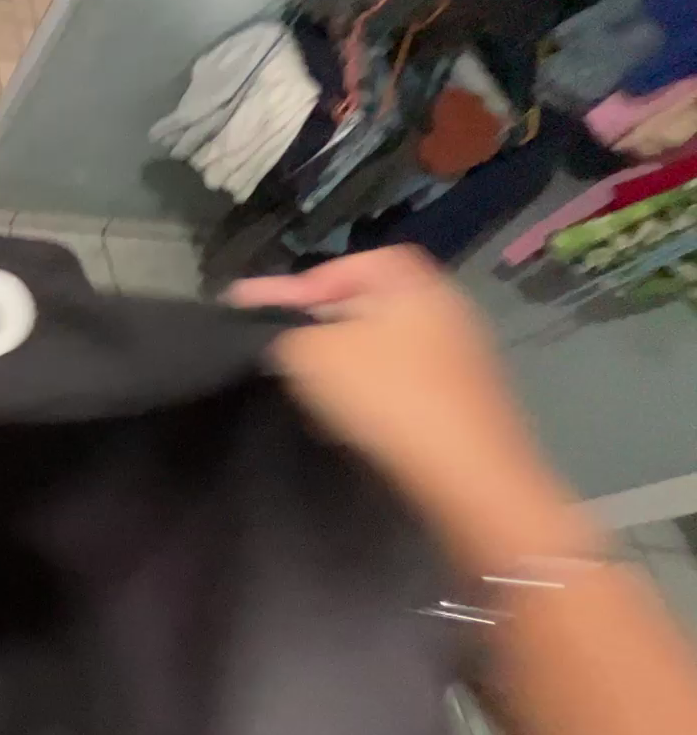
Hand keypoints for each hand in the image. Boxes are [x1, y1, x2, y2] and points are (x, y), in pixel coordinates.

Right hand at [228, 248, 583, 567]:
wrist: (464, 472)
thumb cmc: (384, 394)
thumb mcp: (308, 351)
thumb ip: (280, 328)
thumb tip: (269, 323)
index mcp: (415, 288)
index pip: (358, 262)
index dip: (313, 280)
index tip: (279, 312)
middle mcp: (444, 312)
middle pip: (366, 302)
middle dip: (318, 320)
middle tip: (278, 342)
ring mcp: (457, 356)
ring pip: (376, 341)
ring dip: (337, 356)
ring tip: (304, 379)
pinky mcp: (456, 395)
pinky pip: (394, 375)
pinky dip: (362, 384)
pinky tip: (341, 410)